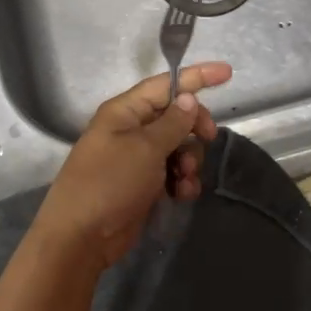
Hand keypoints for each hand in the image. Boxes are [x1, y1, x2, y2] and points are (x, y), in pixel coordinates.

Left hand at [31, 62, 232, 268]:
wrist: (82, 238)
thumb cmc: (110, 183)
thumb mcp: (145, 148)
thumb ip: (172, 122)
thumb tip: (189, 98)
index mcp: (124, 111)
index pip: (165, 84)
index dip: (196, 77)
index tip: (228, 73)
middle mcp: (131, 129)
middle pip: (175, 116)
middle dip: (194, 127)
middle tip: (208, 139)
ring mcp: (137, 158)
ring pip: (178, 147)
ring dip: (189, 160)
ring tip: (184, 178)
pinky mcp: (143, 184)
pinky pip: (172, 172)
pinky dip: (182, 181)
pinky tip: (182, 194)